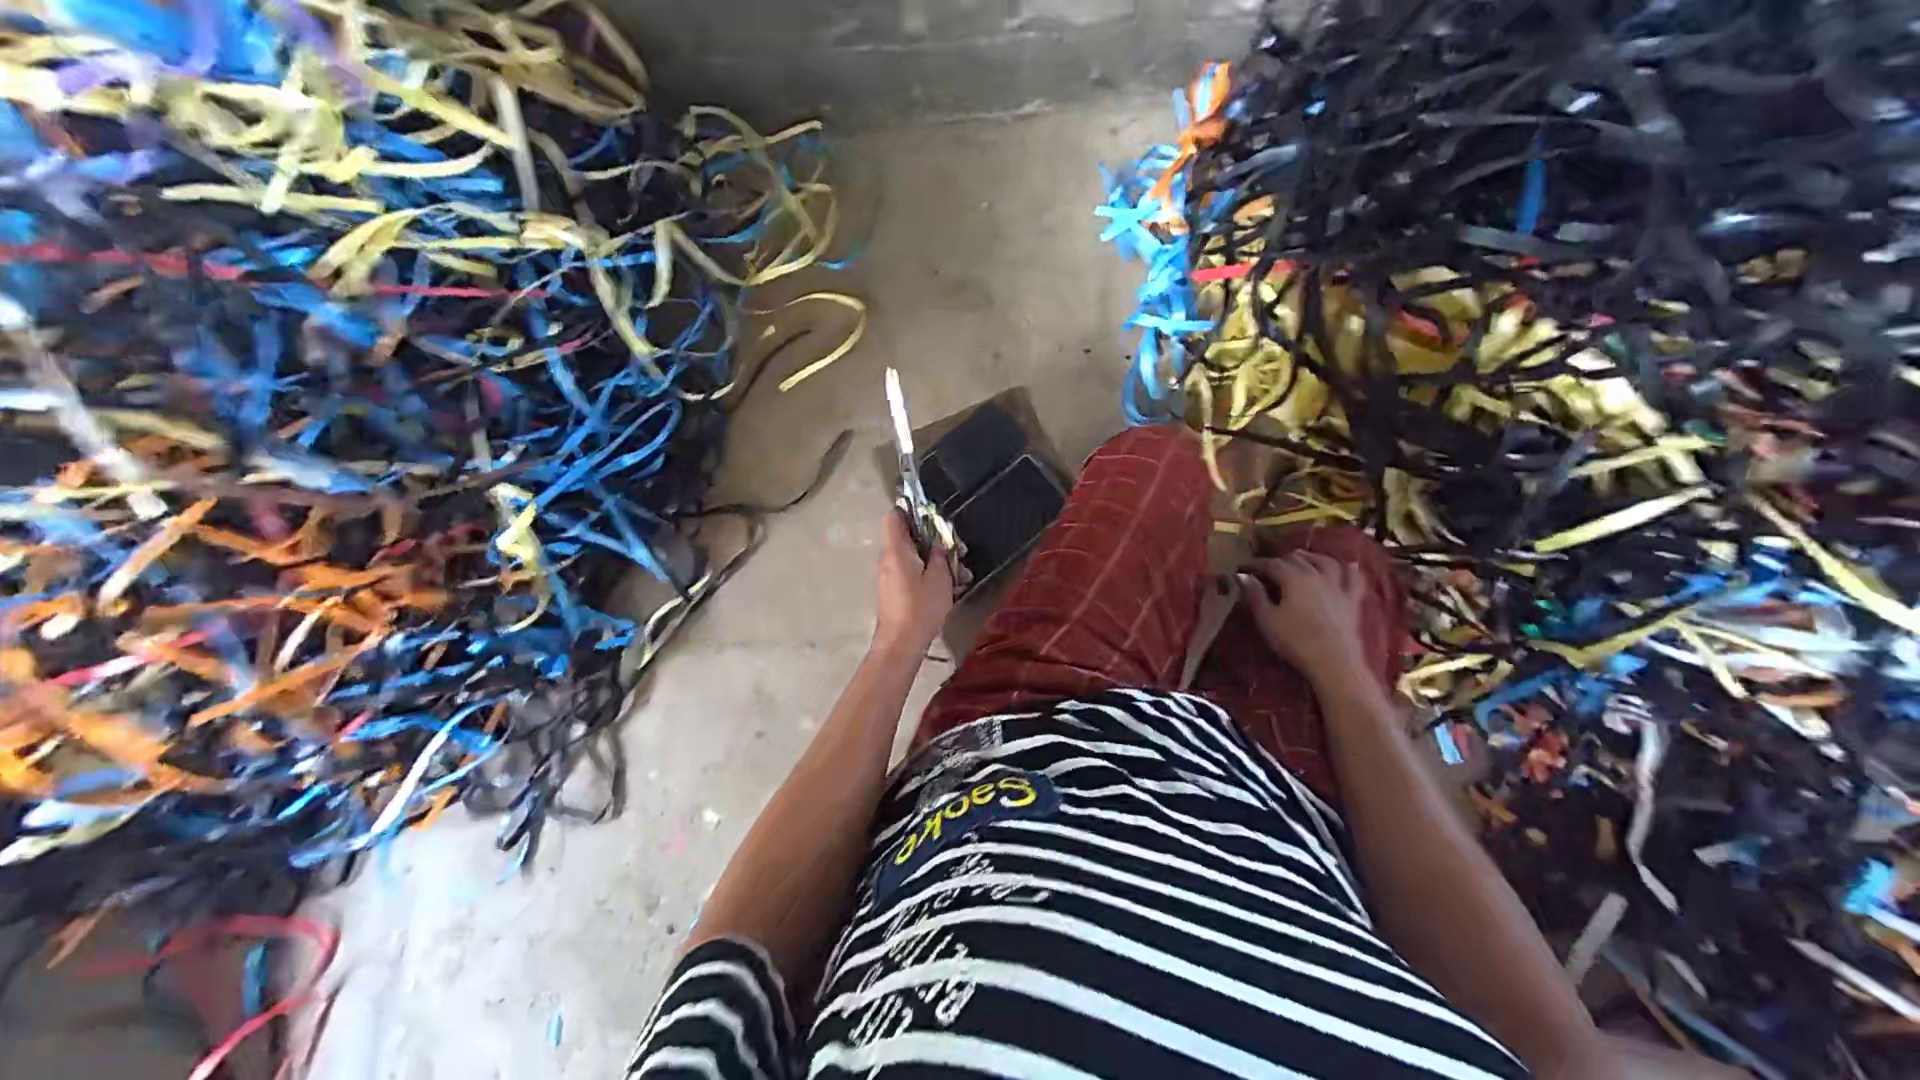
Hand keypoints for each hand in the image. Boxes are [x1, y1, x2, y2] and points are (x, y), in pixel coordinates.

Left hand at [874, 511, 954, 653]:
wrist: (900, 644)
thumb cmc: (920, 609)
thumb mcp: (939, 579)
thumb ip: (939, 556)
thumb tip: (937, 542)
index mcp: (896, 551)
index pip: (893, 517)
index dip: (910, 510)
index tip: (930, 515)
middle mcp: (888, 560)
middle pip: (905, 538)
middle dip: (930, 540)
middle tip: (953, 549)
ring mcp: (889, 577)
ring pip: (911, 557)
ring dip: (932, 561)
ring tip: (957, 573)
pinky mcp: (893, 592)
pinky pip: (910, 573)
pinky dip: (926, 575)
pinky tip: (948, 587)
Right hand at [1238, 552, 1369, 688]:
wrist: (1334, 662)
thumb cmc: (1295, 641)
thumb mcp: (1267, 620)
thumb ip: (1255, 595)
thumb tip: (1242, 575)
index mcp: (1294, 578)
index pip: (1272, 564)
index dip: (1257, 563)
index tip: (1244, 567)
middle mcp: (1317, 575)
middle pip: (1298, 559)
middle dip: (1281, 559)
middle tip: (1269, 566)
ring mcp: (1338, 586)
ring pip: (1326, 562)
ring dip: (1312, 556)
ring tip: (1302, 557)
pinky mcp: (1352, 600)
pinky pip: (1353, 578)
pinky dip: (1349, 568)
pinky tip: (1347, 564)